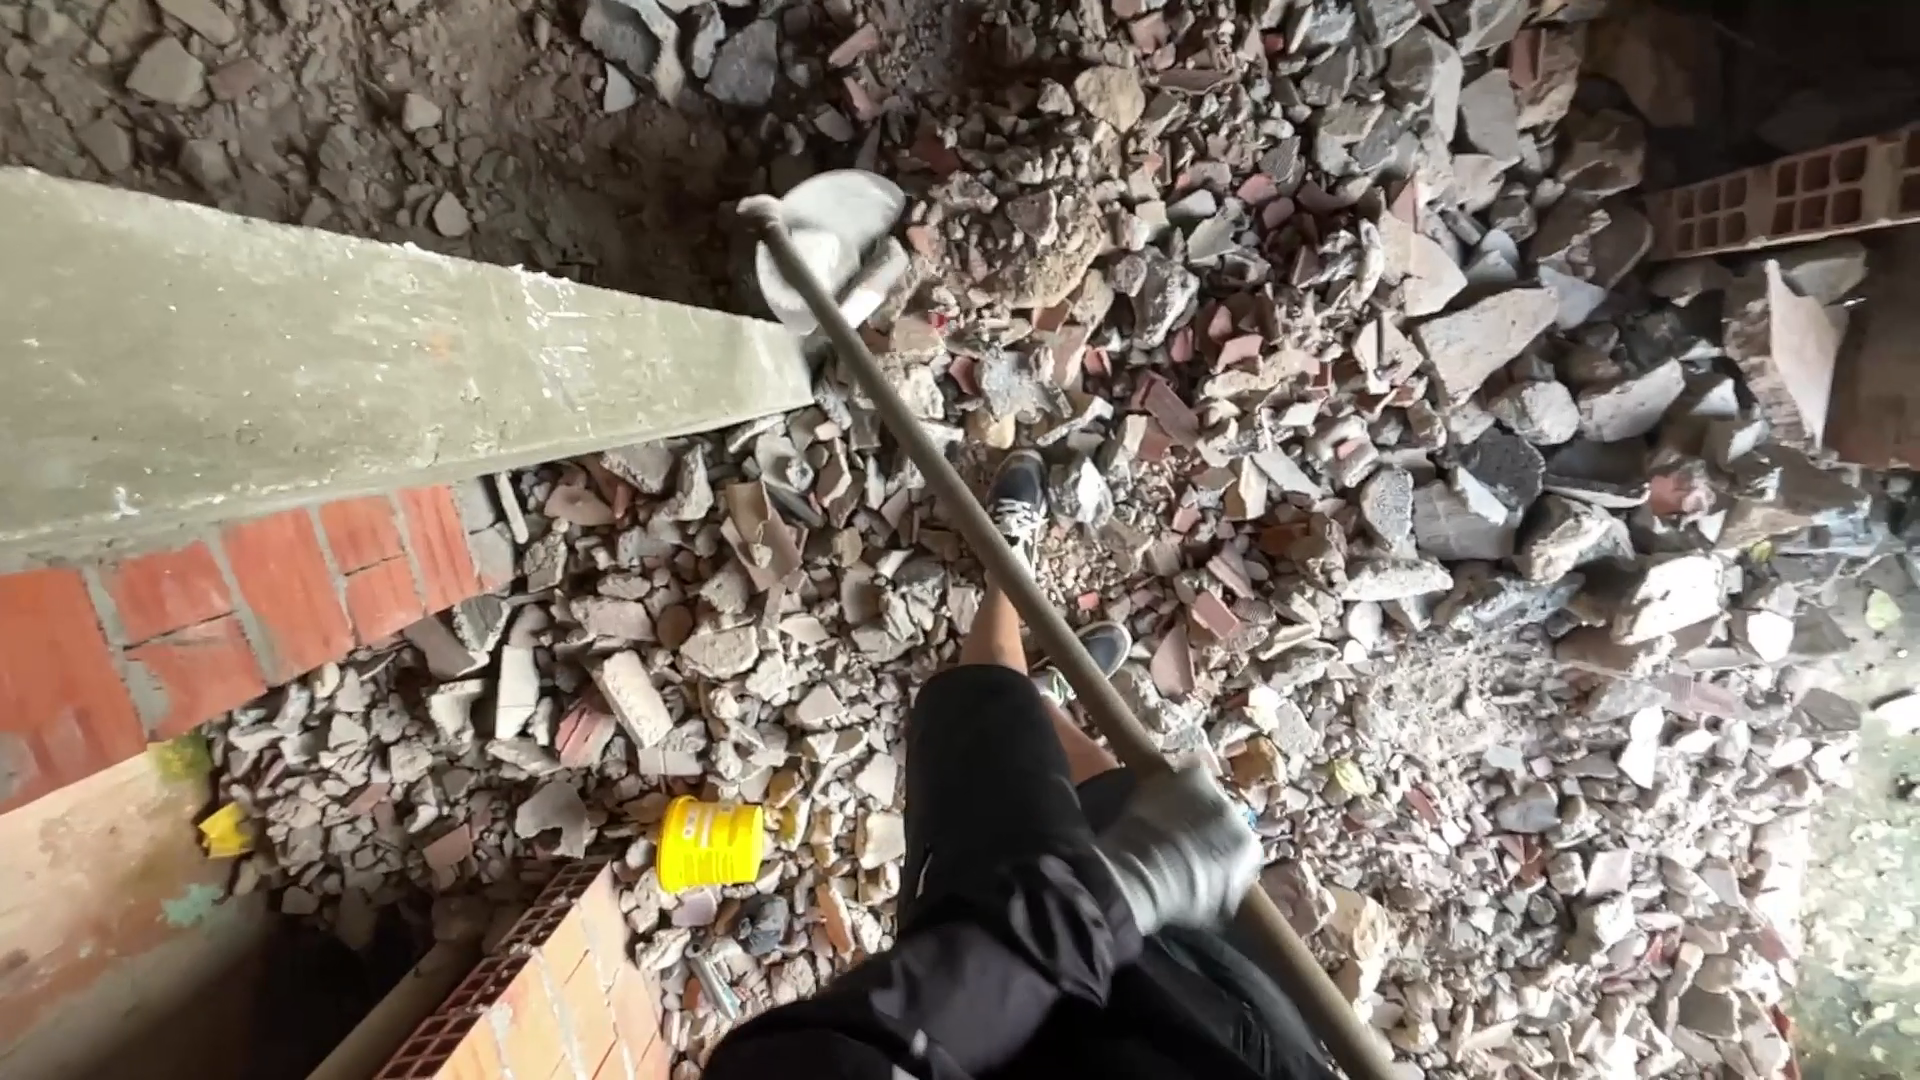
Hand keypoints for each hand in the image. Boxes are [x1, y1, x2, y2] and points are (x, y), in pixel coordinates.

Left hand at [1094, 767, 1262, 934]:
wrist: (1147, 870)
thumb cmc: (1180, 899)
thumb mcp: (1214, 910)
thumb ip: (1228, 892)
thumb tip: (1227, 888)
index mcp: (1249, 850)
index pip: (1241, 846)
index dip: (1220, 848)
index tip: (1202, 854)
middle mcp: (1238, 818)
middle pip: (1223, 815)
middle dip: (1206, 823)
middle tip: (1180, 833)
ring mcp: (1214, 794)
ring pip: (1206, 792)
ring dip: (1192, 800)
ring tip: (1167, 813)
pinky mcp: (1189, 776)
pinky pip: (1189, 772)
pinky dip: (1175, 781)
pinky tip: (1159, 793)